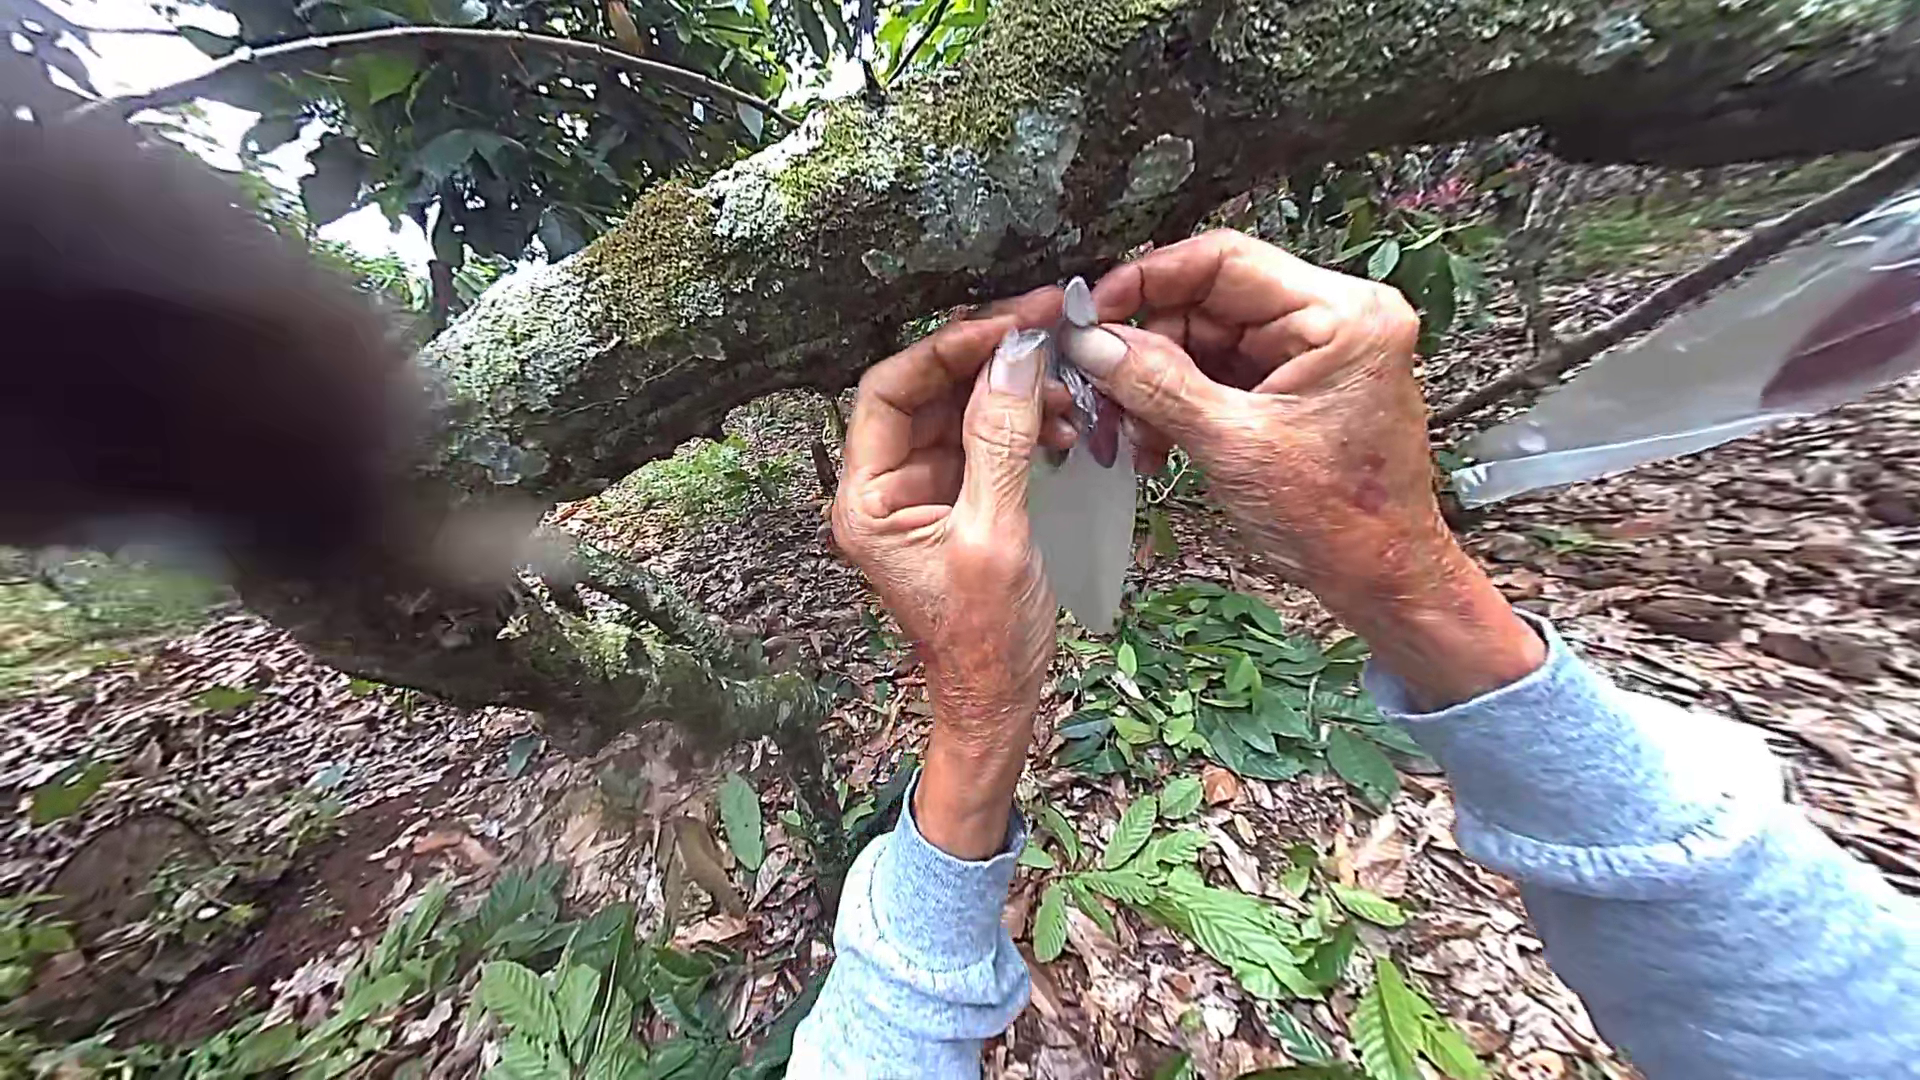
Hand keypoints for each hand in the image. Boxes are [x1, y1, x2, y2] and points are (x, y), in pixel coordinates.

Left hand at [833, 287, 1068, 857]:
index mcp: (868, 498)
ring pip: (961, 412)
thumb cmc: (987, 636)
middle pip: (927, 394)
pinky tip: (1059, 426)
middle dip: (987, 362)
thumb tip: (1016, 355)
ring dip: (1012, 394)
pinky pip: (985, 441)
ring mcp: (923, 490)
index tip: (1008, 324)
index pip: (890, 391)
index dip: (945, 348)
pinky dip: (1021, 425)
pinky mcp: (958, 498)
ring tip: (1066, 397)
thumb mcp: (995, 535)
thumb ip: (1001, 442)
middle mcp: (885, 486)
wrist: (998, 693)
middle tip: (1048, 332)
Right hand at [1062, 231, 1543, 708]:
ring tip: (1134, 434)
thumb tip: (1095, 343)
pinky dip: (1168, 410)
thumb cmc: (1337, 517)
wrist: (1372, 575)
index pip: (1223, 261)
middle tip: (1101, 386)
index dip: (1147, 280)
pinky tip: (1153, 443)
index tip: (1094, 311)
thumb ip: (1157, 385)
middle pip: (1201, 307)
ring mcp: (1297, 360)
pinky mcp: (1276, 392)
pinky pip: (1203, 381)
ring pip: (1194, 348)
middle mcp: (1321, 324)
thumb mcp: (1232, 444)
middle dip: (1143, 352)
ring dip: (1150, 389)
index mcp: (1338, 316)